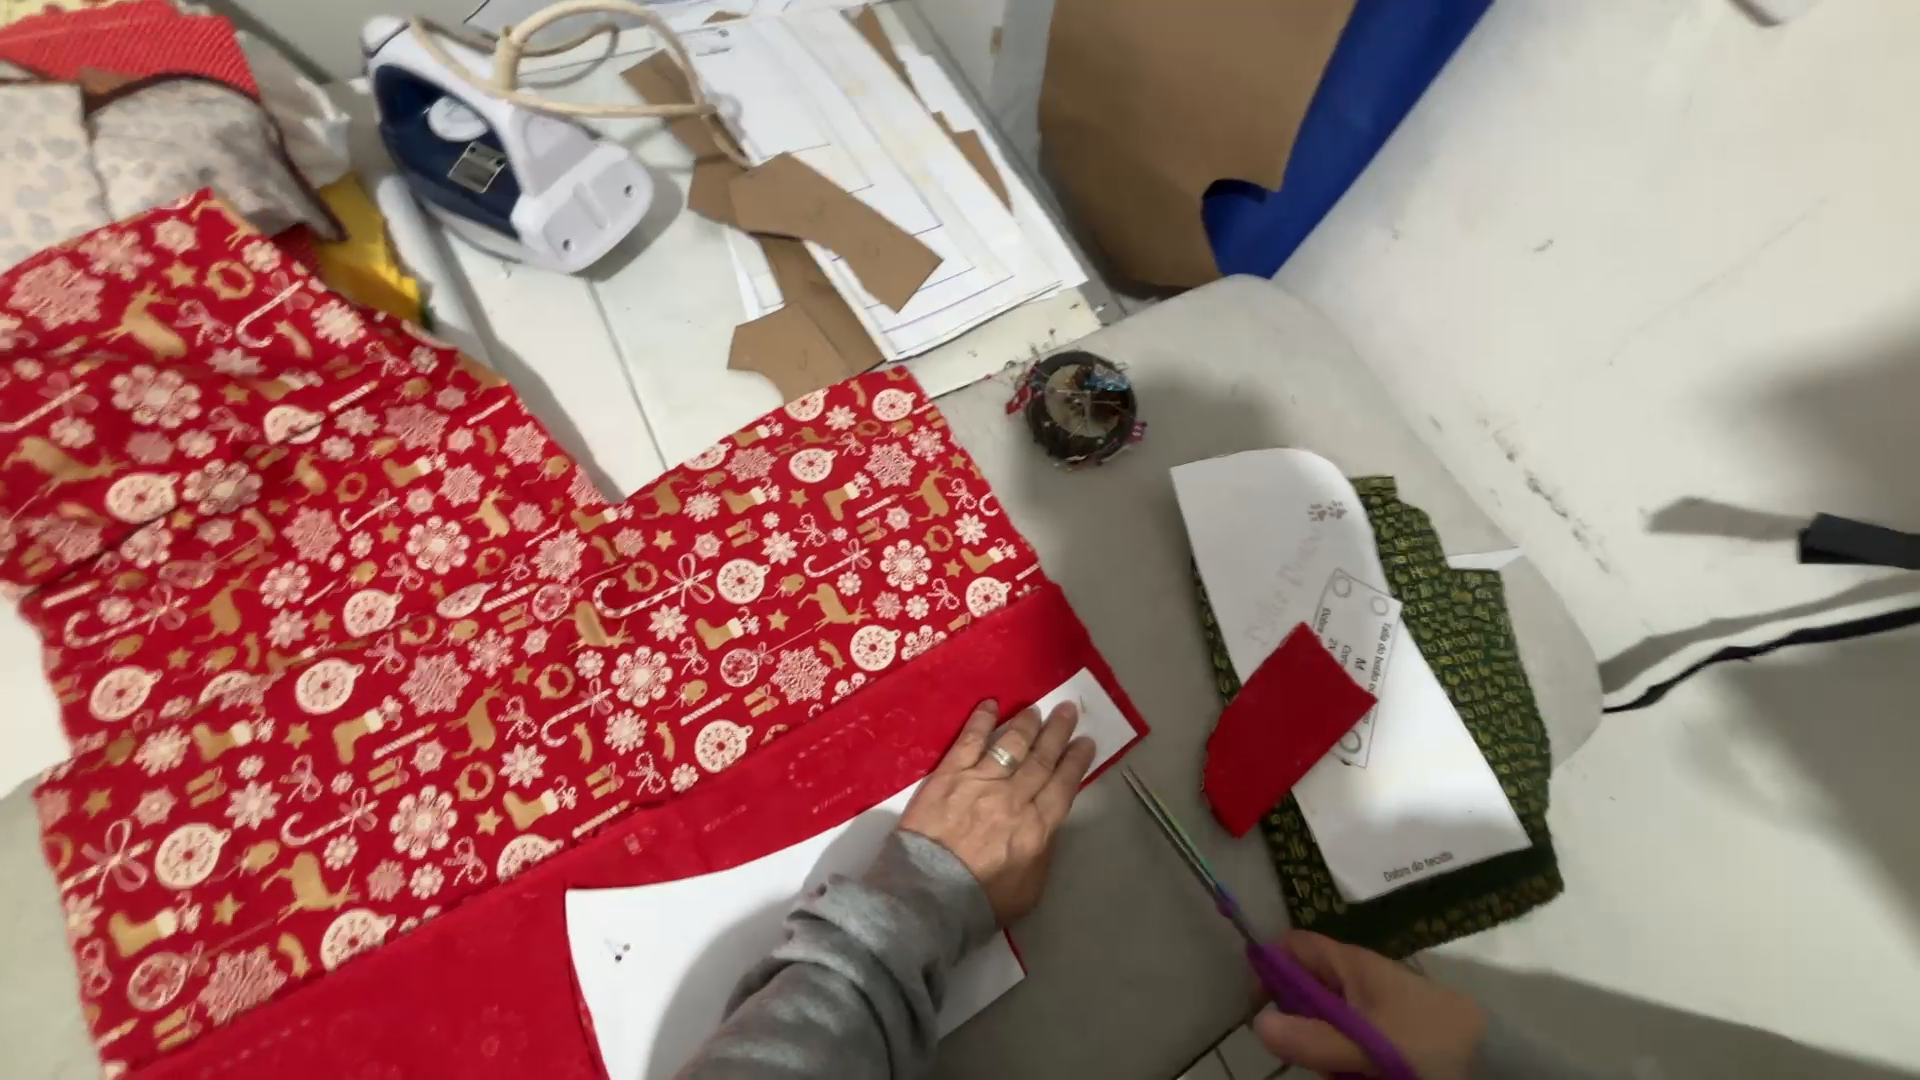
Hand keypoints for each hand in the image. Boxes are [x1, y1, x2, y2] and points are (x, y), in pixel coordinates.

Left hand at [898, 700, 1096, 924]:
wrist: (928, 897)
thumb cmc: (980, 901)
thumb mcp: (1030, 889)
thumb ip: (1042, 851)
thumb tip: (1045, 823)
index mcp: (1036, 828)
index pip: (1063, 786)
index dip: (1076, 761)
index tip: (1086, 742)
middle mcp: (1014, 798)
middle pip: (1041, 759)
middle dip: (1057, 732)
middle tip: (1069, 709)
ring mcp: (981, 781)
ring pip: (1011, 744)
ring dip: (1026, 723)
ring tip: (1036, 708)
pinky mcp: (950, 774)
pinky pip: (970, 740)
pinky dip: (982, 720)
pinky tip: (991, 705)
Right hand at [1253, 932, 1486, 1079]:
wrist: (1506, 1070)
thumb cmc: (1431, 1045)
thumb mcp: (1368, 1046)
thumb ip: (1313, 1039)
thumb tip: (1256, 1026)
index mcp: (1350, 963)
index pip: (1293, 946)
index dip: (1271, 967)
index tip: (1262, 1007)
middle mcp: (1360, 978)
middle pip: (1308, 989)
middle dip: (1302, 1025)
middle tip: (1312, 1058)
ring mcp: (1379, 1008)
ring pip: (1331, 1023)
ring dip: (1329, 1052)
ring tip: (1346, 1078)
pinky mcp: (1396, 1036)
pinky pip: (1356, 1044)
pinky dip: (1353, 1064)